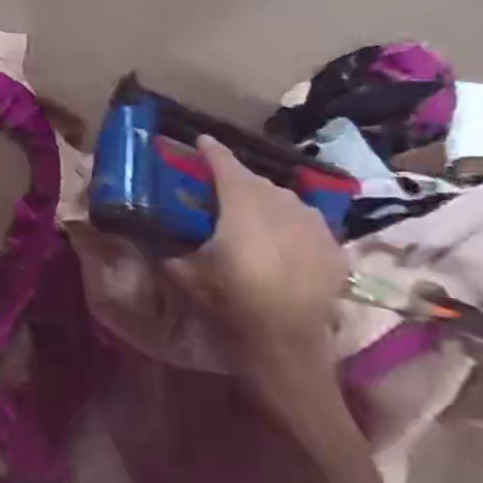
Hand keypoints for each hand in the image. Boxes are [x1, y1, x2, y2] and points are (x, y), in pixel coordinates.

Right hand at [166, 136, 349, 370]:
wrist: (286, 341)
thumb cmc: (230, 300)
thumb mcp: (184, 273)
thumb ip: (168, 247)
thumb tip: (149, 234)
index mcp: (241, 205)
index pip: (225, 165)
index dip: (211, 150)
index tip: (200, 140)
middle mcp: (280, 205)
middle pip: (256, 180)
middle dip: (236, 179)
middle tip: (218, 188)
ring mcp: (312, 224)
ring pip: (285, 198)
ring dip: (265, 200)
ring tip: (250, 213)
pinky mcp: (333, 247)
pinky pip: (307, 222)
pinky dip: (290, 222)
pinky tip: (281, 238)